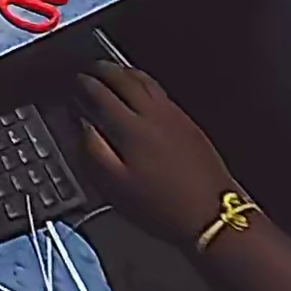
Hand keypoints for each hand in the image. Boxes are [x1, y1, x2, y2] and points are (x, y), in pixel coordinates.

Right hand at [77, 62, 240, 243]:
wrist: (215, 220)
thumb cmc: (161, 206)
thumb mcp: (116, 185)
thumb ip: (93, 149)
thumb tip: (82, 124)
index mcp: (130, 129)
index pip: (99, 93)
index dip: (83, 85)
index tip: (74, 86)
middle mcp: (151, 115)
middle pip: (122, 78)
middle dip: (101, 70)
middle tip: (89, 70)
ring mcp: (173, 116)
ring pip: (144, 80)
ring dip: (124, 72)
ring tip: (112, 72)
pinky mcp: (189, 123)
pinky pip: (161, 91)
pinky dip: (144, 81)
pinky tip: (139, 88)